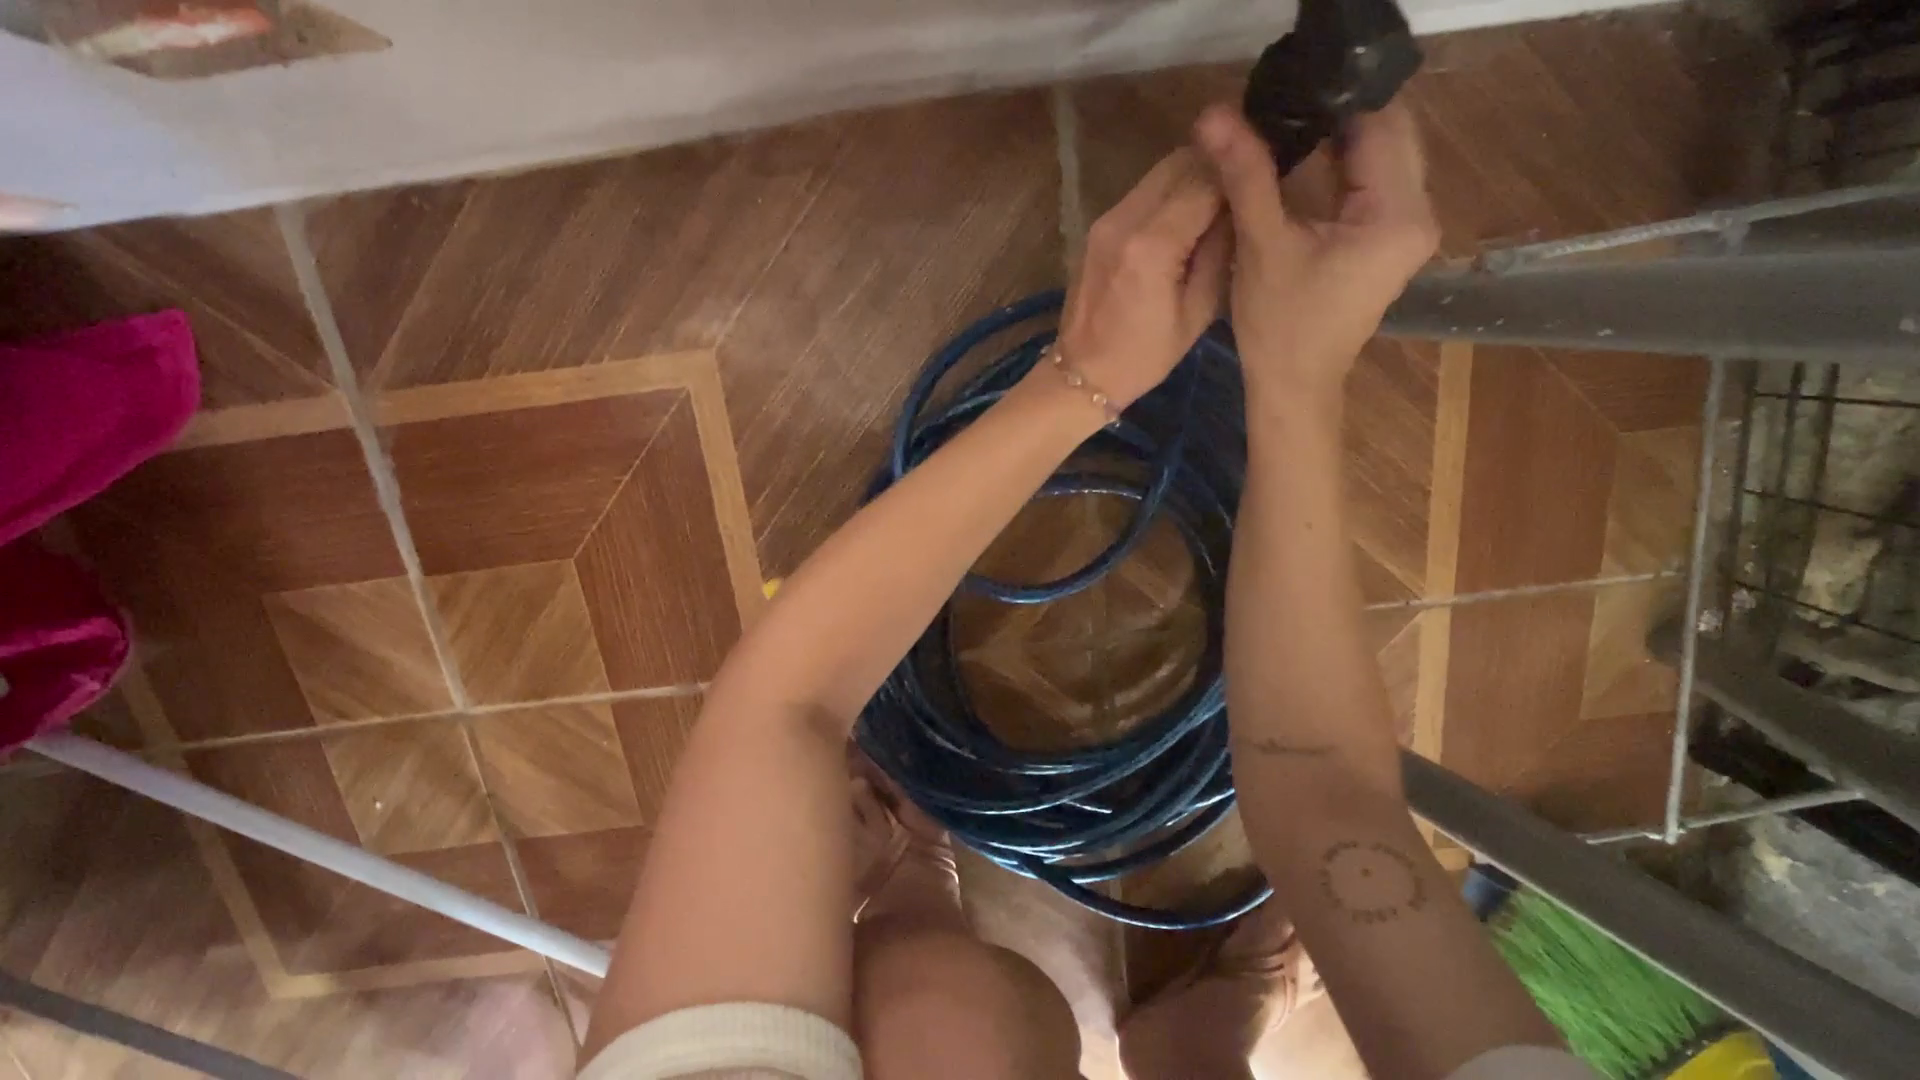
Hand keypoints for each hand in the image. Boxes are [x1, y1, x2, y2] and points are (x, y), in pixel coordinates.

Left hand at [1056, 149, 1231, 408]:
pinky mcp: (1098, 226)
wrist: (1081, 374)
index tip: (1265, 182)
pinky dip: (1170, 194)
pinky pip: (1143, 192)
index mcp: (1151, 245)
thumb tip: (1242, 207)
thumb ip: (1220, 252)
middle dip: (1218, 167)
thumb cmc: (1144, 356)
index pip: (1207, 181)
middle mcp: (1124, 220)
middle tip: (1245, 188)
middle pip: (1182, 162)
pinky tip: (1188, 219)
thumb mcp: (1197, 312)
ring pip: (1161, 171)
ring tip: (1220, 203)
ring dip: (1194, 177)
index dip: (1240, 177)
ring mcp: (1106, 219)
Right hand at [1193, 102, 1438, 396]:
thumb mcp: (1261, 245)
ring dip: (1335, 140)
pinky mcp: (1390, 240)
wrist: (1294, 387)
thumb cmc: (1280, 326)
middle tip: (1275, 114)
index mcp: (1396, 214)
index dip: (1327, 102)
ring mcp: (1408, 228)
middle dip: (1332, 118)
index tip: (1278, 98)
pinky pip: (1372, 181)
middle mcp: (1418, 213)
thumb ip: (1246, 173)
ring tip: (1280, 134)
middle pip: (1385, 134)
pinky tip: (1299, 163)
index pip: (1376, 123)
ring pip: (1380, 154)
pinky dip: (1340, 166)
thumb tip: (1214, 116)